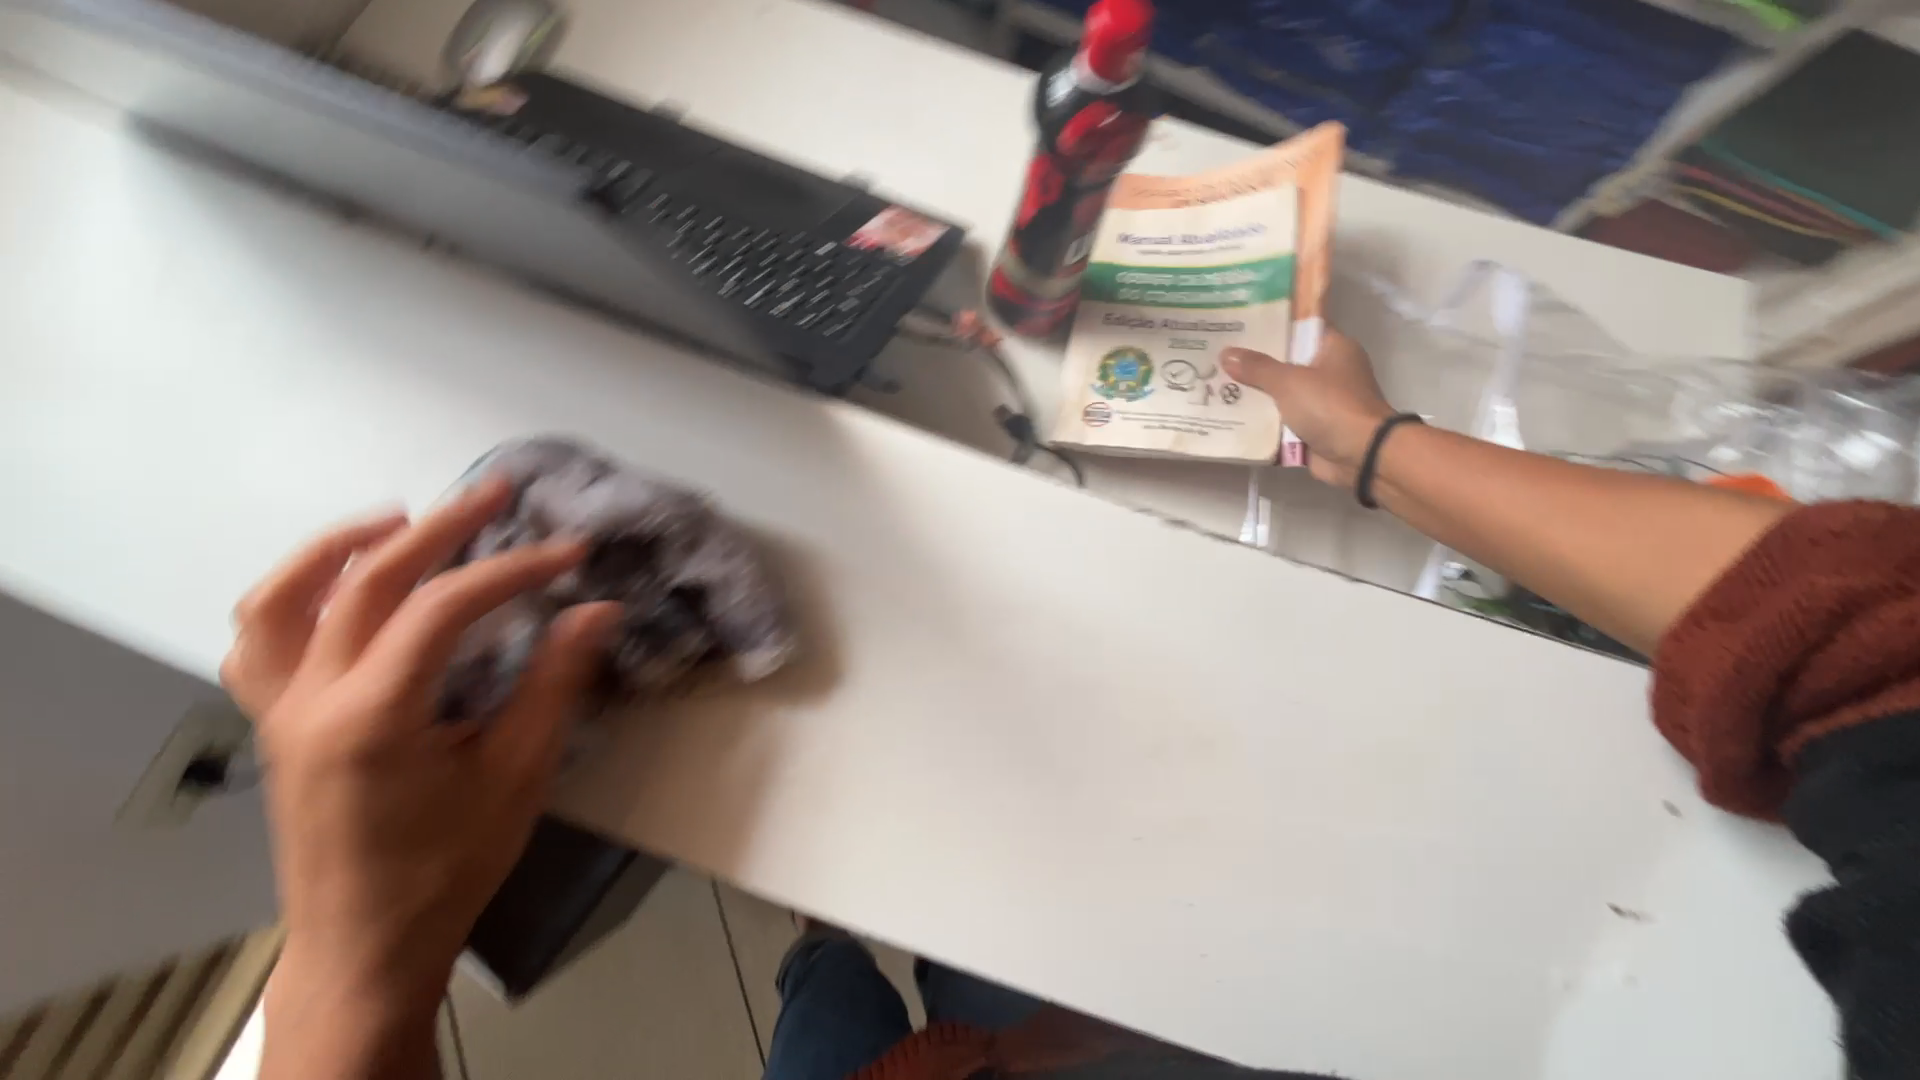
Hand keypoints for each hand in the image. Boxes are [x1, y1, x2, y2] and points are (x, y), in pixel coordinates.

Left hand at [224, 477, 619, 1073]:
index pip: (442, 608)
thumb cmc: (451, 864)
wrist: (367, 942)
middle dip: (441, 527)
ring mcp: (280, 710)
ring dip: (342, 545)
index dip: (513, 570)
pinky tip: (344, 586)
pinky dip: (297, 594)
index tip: (570, 554)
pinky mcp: (276, 725)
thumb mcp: (518, 774)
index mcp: (374, 716)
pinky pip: (261, 642)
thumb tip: (596, 611)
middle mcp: (311, 699)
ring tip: (403, 518)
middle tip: (497, 492)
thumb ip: (553, 684)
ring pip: (283, 599)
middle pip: (365, 580)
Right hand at [1222, 329, 1394, 489]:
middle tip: (1219, 356)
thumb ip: (1256, 367)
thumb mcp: (1289, 381)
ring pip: (1280, 394)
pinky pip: (1281, 421)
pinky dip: (1261, 423)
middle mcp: (1329, 372)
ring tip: (1216, 386)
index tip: (1241, 326)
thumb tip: (1225, 353)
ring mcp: (1321, 403)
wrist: (1359, 455)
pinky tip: (1230, 418)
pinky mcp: (1313, 429)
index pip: (1300, 327)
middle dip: (1254, 364)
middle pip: (1285, 362)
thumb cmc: (1329, 406)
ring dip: (1254, 396)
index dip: (1271, 326)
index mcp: (1334, 348)